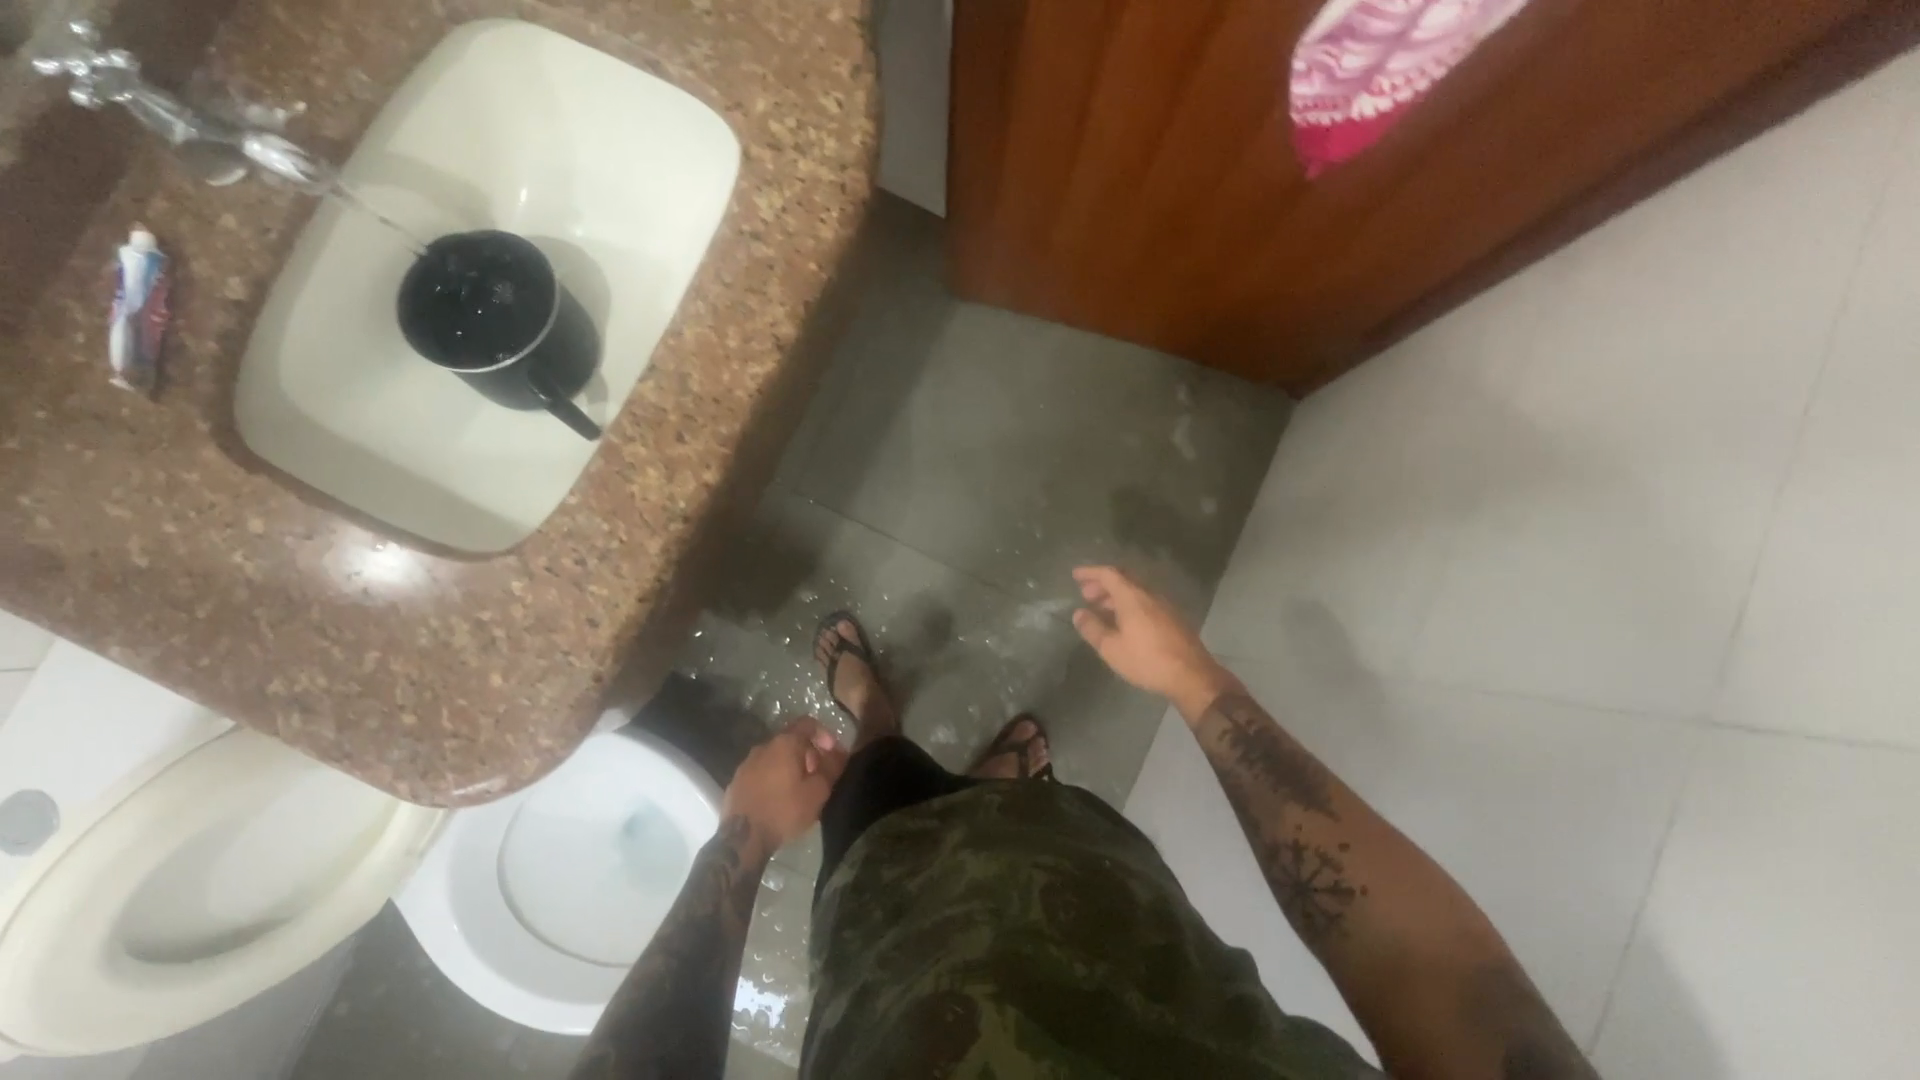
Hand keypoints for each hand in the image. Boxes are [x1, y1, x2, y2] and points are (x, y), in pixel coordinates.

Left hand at [720, 717, 847, 861]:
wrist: (743, 838)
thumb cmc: (785, 811)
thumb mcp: (818, 791)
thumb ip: (832, 767)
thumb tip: (840, 751)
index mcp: (784, 744)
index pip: (808, 723)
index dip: (824, 734)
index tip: (832, 753)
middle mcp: (763, 747)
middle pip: (790, 740)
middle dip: (808, 753)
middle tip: (818, 776)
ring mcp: (746, 764)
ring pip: (774, 756)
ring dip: (790, 766)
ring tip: (799, 790)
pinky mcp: (736, 781)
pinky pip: (761, 771)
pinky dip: (774, 777)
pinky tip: (779, 799)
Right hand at [1072, 566, 1240, 718]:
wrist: (1192, 675)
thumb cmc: (1147, 660)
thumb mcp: (1111, 648)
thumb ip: (1093, 628)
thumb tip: (1079, 613)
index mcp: (1133, 597)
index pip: (1109, 574)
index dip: (1091, 572)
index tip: (1075, 575)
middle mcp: (1150, 595)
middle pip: (1124, 580)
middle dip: (1102, 584)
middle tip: (1086, 594)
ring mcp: (1165, 606)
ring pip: (1136, 592)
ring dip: (1116, 596)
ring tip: (1101, 608)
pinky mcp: (1173, 619)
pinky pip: (1146, 602)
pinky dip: (1129, 605)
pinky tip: (1124, 622)